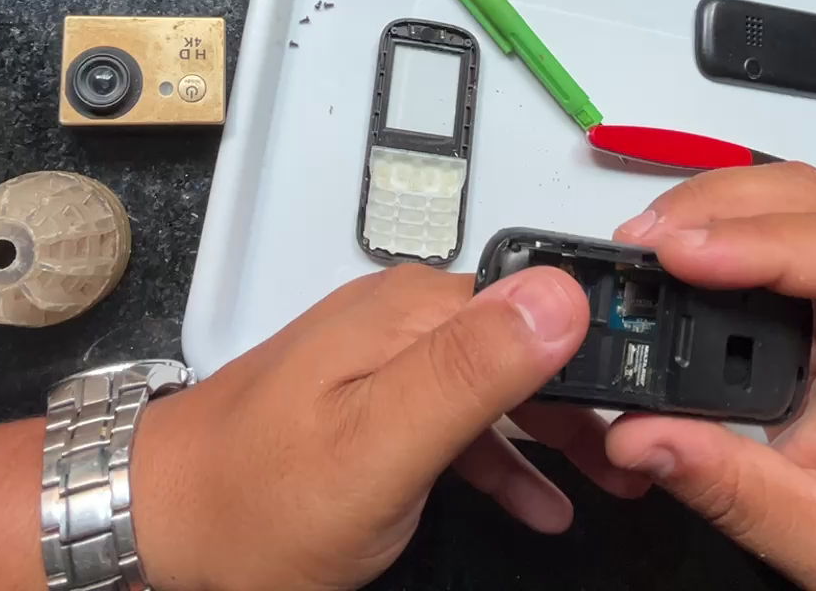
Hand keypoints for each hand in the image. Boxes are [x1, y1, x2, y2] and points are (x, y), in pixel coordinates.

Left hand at [127, 264, 648, 590]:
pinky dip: (500, 446)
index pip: (536, 306)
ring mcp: (385, 351)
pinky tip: (533, 493)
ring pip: (494, 375)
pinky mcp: (374, 388)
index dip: (600, 356)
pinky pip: (455, 409)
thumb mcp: (380, 445)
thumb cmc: (262, 496)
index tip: (646, 410)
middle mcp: (400, 313)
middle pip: (521, 338)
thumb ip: (471, 371)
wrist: (169, 517)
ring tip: (606, 475)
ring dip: (552, 425)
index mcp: (411, 310)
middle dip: (585, 396)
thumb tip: (559, 297)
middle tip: (636, 454)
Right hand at [605, 163, 815, 590]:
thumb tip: (634, 435)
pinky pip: (769, 221)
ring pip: (789, 196)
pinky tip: (672, 245)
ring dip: (711, 203)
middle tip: (643, 241)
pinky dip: (713, 218)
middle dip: (720, 206)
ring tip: (647, 240)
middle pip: (815, 203)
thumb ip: (732, 488)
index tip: (677, 254)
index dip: (760, 243)